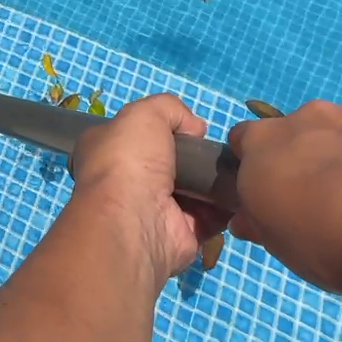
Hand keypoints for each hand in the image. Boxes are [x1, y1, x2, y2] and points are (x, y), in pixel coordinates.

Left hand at [70, 94, 229, 282]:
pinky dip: (224, 206)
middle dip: (191, 157)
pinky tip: (237, 193)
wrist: (137, 217)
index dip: (159, 128)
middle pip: (166, 162)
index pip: (132, 134)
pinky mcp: (181, 232)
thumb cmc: (129, 158)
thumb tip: (194, 127)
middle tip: (211, 152)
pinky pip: (210, 215)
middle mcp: (124, 178)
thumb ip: (169, 108)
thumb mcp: (143, 114)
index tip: (187, 129)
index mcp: (104, 148)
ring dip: (211, 181)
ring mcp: (152, 207)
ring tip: (231, 170)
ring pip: (191, 189)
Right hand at [227, 101, 341, 297]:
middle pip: (306, 134)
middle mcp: (313, 118)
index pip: (244, 141)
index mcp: (266, 140)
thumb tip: (247, 220)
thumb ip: (261, 224)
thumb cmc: (333, 236)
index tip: (276, 200)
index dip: (257, 169)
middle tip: (338, 211)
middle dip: (318, 163)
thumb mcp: (282, 245)